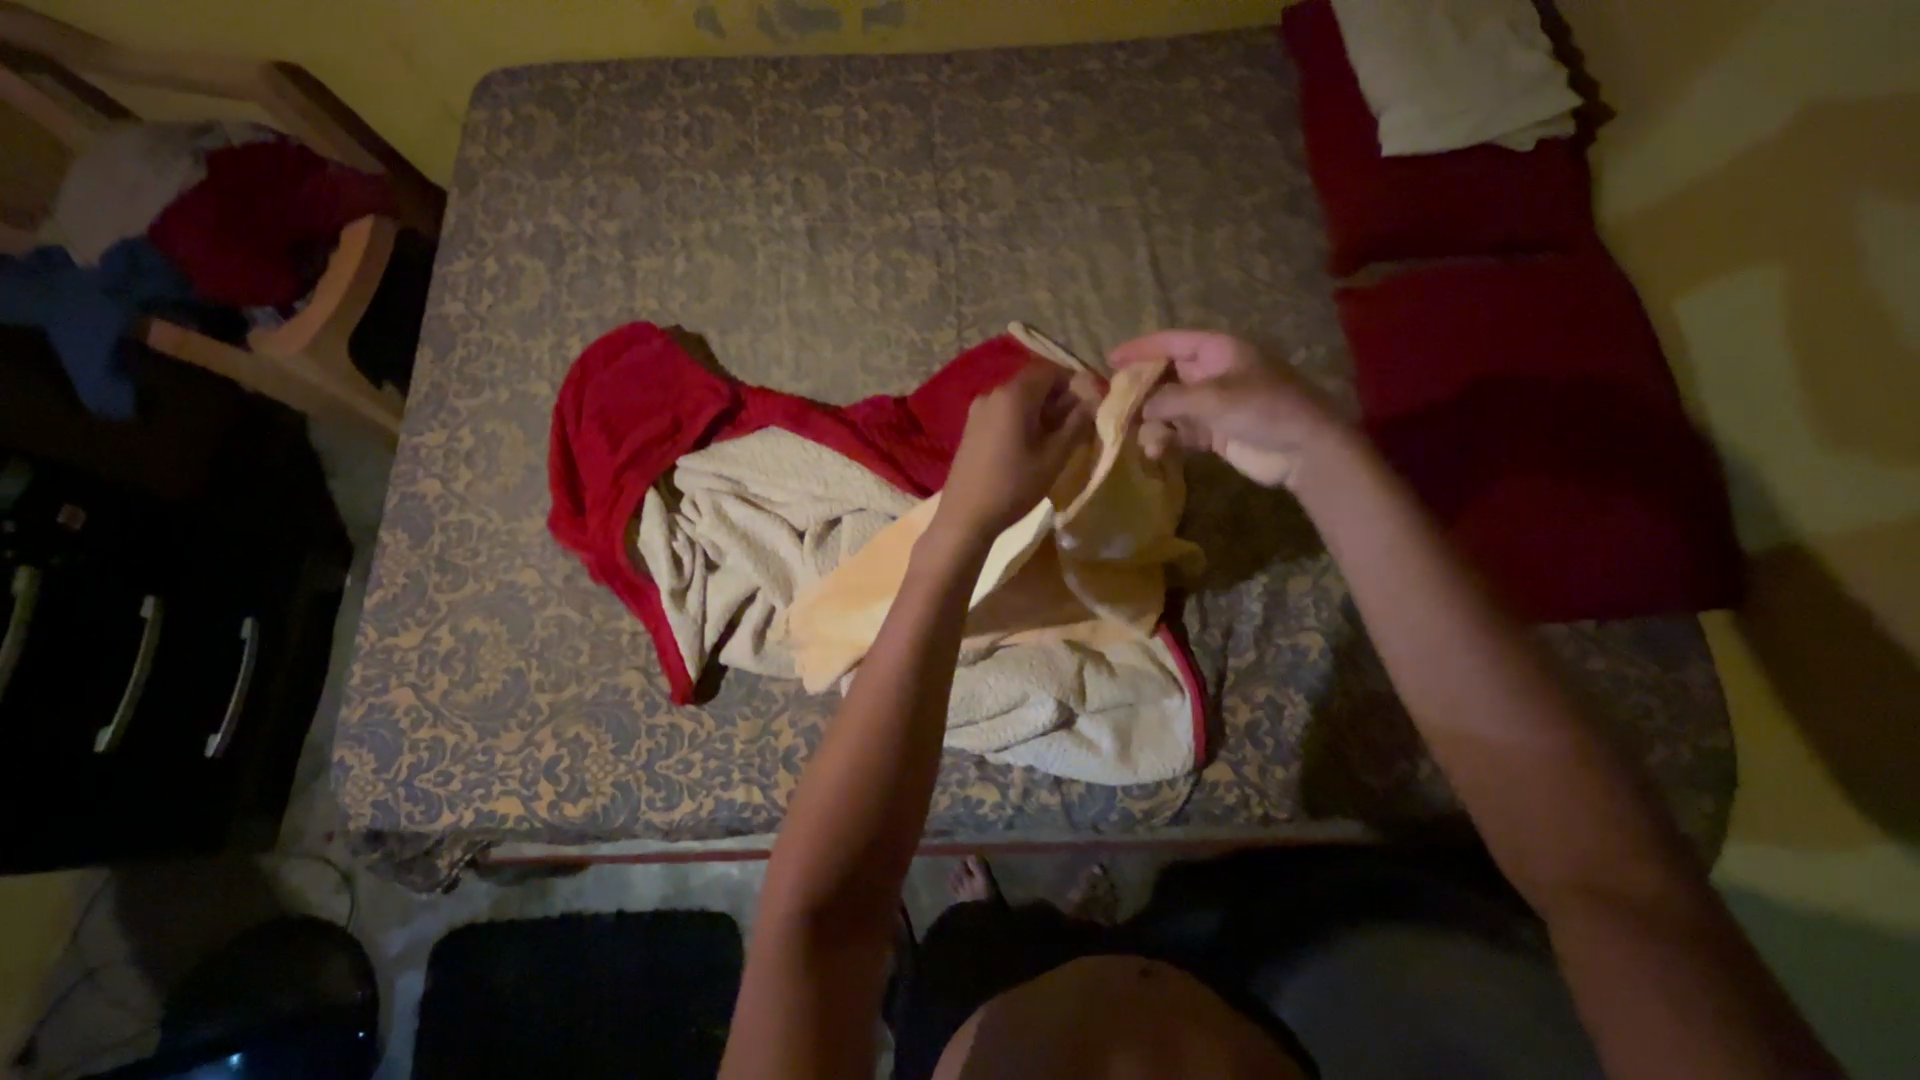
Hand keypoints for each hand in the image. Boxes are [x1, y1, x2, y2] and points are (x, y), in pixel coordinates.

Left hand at [935, 362, 1095, 538]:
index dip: (1075, 381)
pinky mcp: (972, 428)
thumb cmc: (1014, 486)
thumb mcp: (1054, 457)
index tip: (1092, 403)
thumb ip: (1076, 424)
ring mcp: (978, 410)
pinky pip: (1004, 412)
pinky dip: (1023, 419)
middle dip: (1059, 396)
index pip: (1050, 369)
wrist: (965, 517)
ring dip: (1042, 409)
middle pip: (1033, 382)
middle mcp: (993, 393)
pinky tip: (1032, 445)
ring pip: (1018, 398)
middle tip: (1079, 423)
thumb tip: (1092, 400)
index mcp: (1014, 395)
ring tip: (1059, 438)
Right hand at [1109, 330, 1340, 488]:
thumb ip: (1170, 400)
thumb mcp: (1212, 398)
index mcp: (1218, 351)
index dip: (1140, 349)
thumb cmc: (1263, 408)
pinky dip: (1167, 440)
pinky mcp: (1215, 433)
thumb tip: (1140, 408)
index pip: (1171, 342)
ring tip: (1142, 438)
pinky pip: (1181, 432)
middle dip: (1140, 391)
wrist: (1305, 448)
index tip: (1110, 360)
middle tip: (1114, 406)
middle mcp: (1213, 373)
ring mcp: (1214, 404)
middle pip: (1166, 376)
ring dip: (1153, 422)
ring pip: (1170, 408)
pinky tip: (1157, 451)